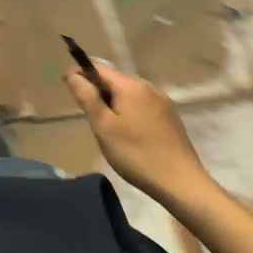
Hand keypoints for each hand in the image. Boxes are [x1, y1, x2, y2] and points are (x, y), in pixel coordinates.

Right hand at [65, 63, 213, 203]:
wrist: (183, 185)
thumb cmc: (137, 154)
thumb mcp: (103, 126)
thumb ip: (86, 96)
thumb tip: (73, 74)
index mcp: (131, 86)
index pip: (98, 67)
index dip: (80, 73)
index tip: (69, 89)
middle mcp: (149, 87)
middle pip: (114, 78)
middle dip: (97, 89)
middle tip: (88, 114)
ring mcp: (163, 102)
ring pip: (129, 92)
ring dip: (113, 101)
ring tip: (107, 125)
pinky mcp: (171, 118)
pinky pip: (142, 104)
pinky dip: (129, 110)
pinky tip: (129, 132)